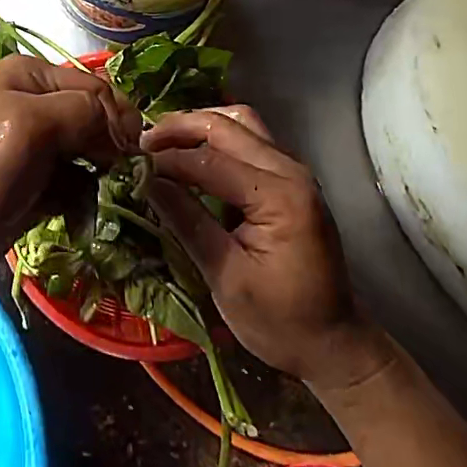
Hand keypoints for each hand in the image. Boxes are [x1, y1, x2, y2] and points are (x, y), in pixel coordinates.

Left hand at [0, 55, 139, 276]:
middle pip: (94, 118)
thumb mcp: (30, 124)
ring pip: (90, 152)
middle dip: (110, 147)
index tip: (129, 154)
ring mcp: (37, 144)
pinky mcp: (39, 181)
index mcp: (30, 75)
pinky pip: (77, 181)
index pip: (94, 87)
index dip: (116, 118)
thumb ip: (83, 112)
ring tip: (105, 195)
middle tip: (120, 177)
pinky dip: (85, 195)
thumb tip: (124, 128)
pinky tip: (81, 211)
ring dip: (101, 175)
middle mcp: (35, 102)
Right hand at [144, 108, 388, 388]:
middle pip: (226, 126)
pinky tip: (191, 153)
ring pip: (239, 122)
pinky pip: (249, 138)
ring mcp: (293, 170)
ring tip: (163, 143)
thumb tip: (146, 181)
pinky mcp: (289, 177)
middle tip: (141, 144)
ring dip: (198, 126)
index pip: (210, 161)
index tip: (132, 167)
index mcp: (280, 196)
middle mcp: (291, 170)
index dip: (167, 161)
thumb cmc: (281, 321)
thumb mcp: (226, 277)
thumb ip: (187, 222)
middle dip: (179, 129)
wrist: (334, 344)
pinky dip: (216, 136)